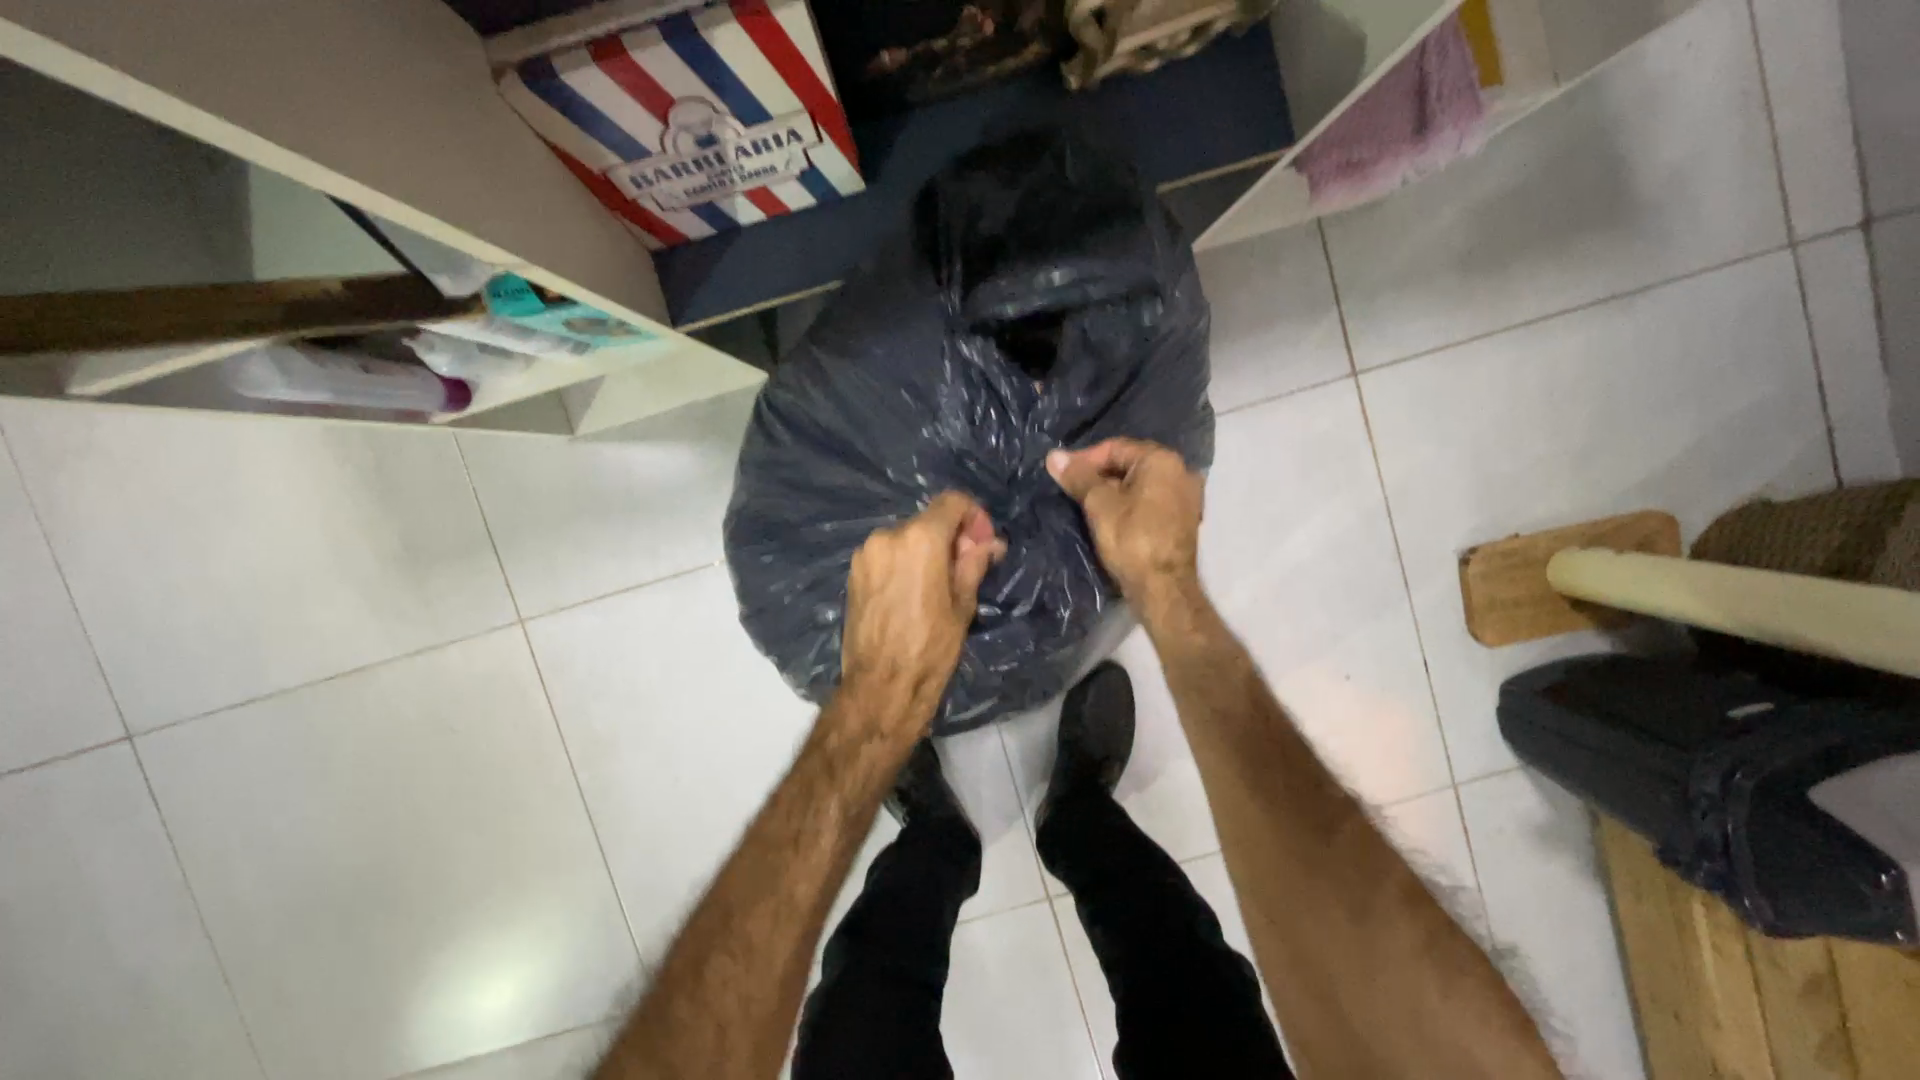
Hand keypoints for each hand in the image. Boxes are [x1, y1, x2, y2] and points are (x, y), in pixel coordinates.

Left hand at [840, 492, 1005, 727]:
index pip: (952, 502)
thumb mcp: (962, 604)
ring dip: (926, 552)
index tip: (982, 543)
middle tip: (966, 569)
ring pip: (906, 538)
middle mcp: (888, 535)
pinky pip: (887, 556)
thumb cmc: (931, 647)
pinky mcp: (854, 573)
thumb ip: (974, 564)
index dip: (973, 517)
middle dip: (950, 538)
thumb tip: (990, 543)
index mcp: (920, 538)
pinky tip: (913, 594)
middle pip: (928, 521)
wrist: (882, 685)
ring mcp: (866, 554)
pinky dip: (904, 564)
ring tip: (938, 587)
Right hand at [1047, 438, 1202, 606]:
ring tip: (1087, 505)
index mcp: (1162, 460)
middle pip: (1130, 464)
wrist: (1163, 589)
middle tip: (1072, 490)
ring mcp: (1187, 497)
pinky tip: (1111, 519)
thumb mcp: (1099, 504)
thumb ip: (1078, 477)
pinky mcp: (1184, 520)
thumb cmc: (1131, 539)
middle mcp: (1181, 471)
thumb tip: (1053, 456)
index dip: (1084, 459)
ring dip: (1114, 491)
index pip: (1115, 447)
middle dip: (1099, 475)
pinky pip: (1151, 502)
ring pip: (1141, 485)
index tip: (1062, 475)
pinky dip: (1130, 505)